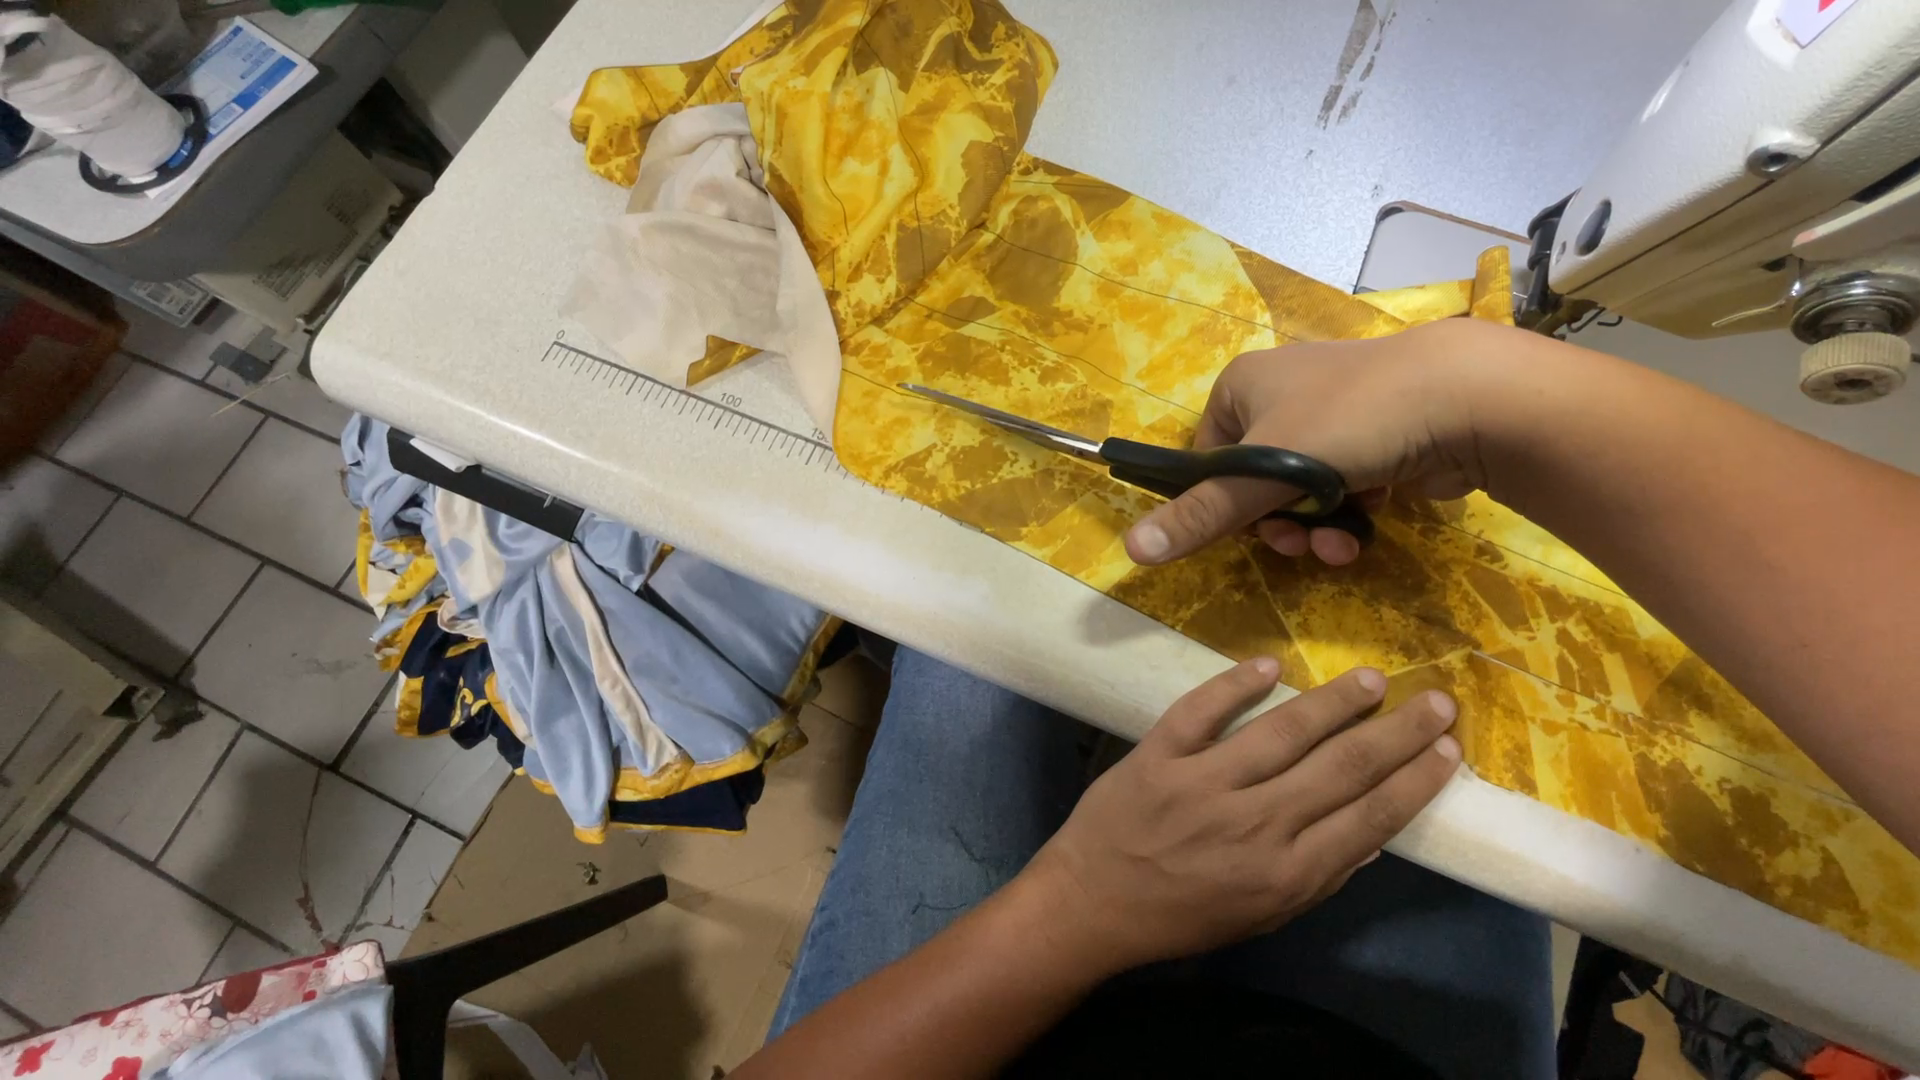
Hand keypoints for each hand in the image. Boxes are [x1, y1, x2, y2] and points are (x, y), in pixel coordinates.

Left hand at [1019, 657, 1459, 974]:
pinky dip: (1234, 684)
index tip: (1448, 749)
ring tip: (1372, 678)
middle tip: (1436, 701)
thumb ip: (1319, 875)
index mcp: (1286, 872)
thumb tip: (1377, 832)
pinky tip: (1269, 665)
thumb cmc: (1182, 915)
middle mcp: (1254, 823)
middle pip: (1341, 768)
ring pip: (1281, 732)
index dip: (1415, 780)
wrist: (1091, 902)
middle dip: (1396, 734)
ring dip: (1332, 702)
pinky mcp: (1156, 756)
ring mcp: (1201, 784)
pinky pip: (1200, 711)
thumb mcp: (1262, 915)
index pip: (1370, 817)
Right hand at [1125, 318, 1527, 566]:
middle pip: (1252, 480)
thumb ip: (1200, 515)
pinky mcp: (1376, 435)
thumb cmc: (1348, 422)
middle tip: (1297, 542)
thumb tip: (1131, 550)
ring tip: (1338, 544)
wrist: (1468, 398)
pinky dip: (1346, 513)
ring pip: (1299, 490)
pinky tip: (1364, 529)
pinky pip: (1340, 485)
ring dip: (1311, 527)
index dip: (1220, 502)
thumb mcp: (1263, 472)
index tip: (1247, 529)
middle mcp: (1282, 392)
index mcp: (1242, 384)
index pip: (1205, 457)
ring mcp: (1334, 412)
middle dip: (1274, 523)